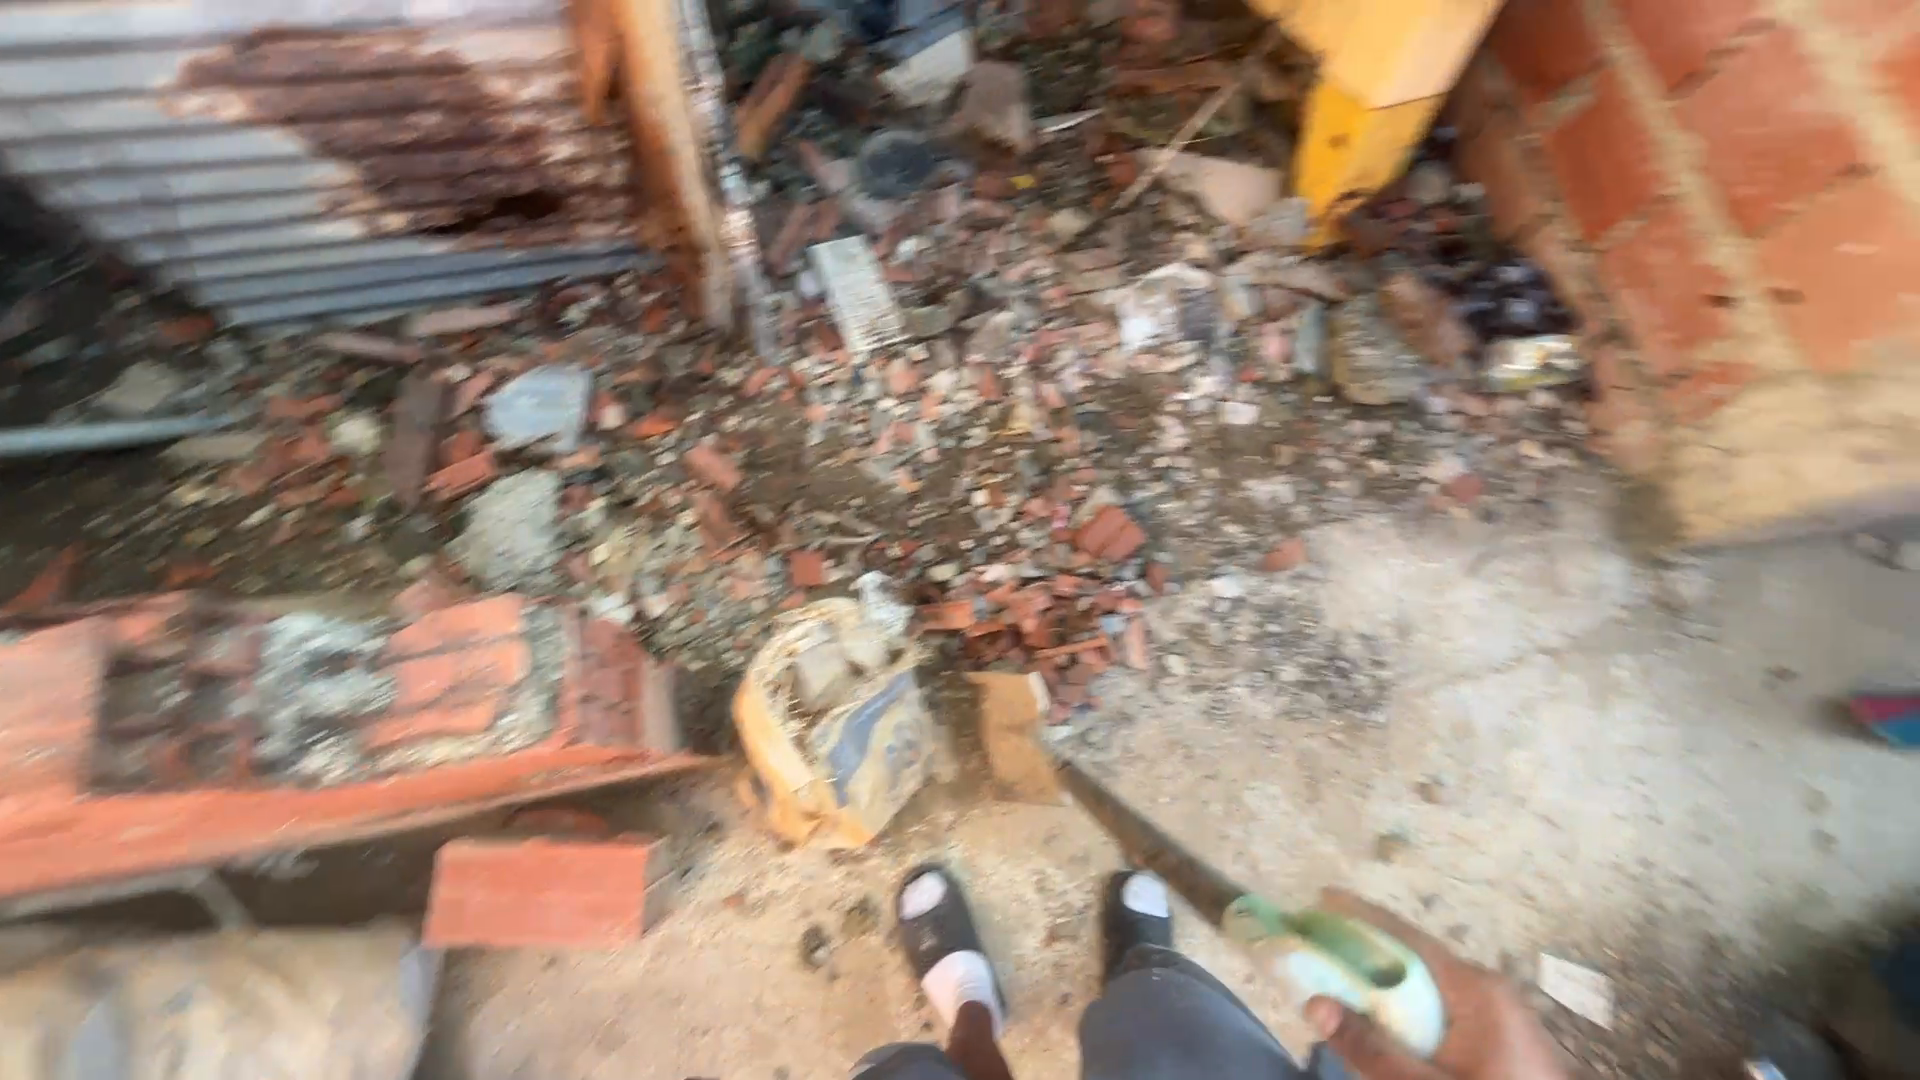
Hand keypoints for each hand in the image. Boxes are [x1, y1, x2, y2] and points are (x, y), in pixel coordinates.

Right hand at [1301, 890, 1571, 1079]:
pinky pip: (1441, 1011)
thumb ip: (1373, 1048)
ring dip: (1383, 988)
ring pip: (1425, 988)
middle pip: (1411, 959)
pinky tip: (1386, 1028)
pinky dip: (1407, 1013)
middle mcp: (1488, 989)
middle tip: (1318, 950)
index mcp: (1476, 987)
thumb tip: (1312, 1003)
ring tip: (1341, 988)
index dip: (1358, 914)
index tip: (1320, 896)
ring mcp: (1499, 1015)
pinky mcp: (1501, 1041)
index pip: (1405, 935)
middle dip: (1364, 954)